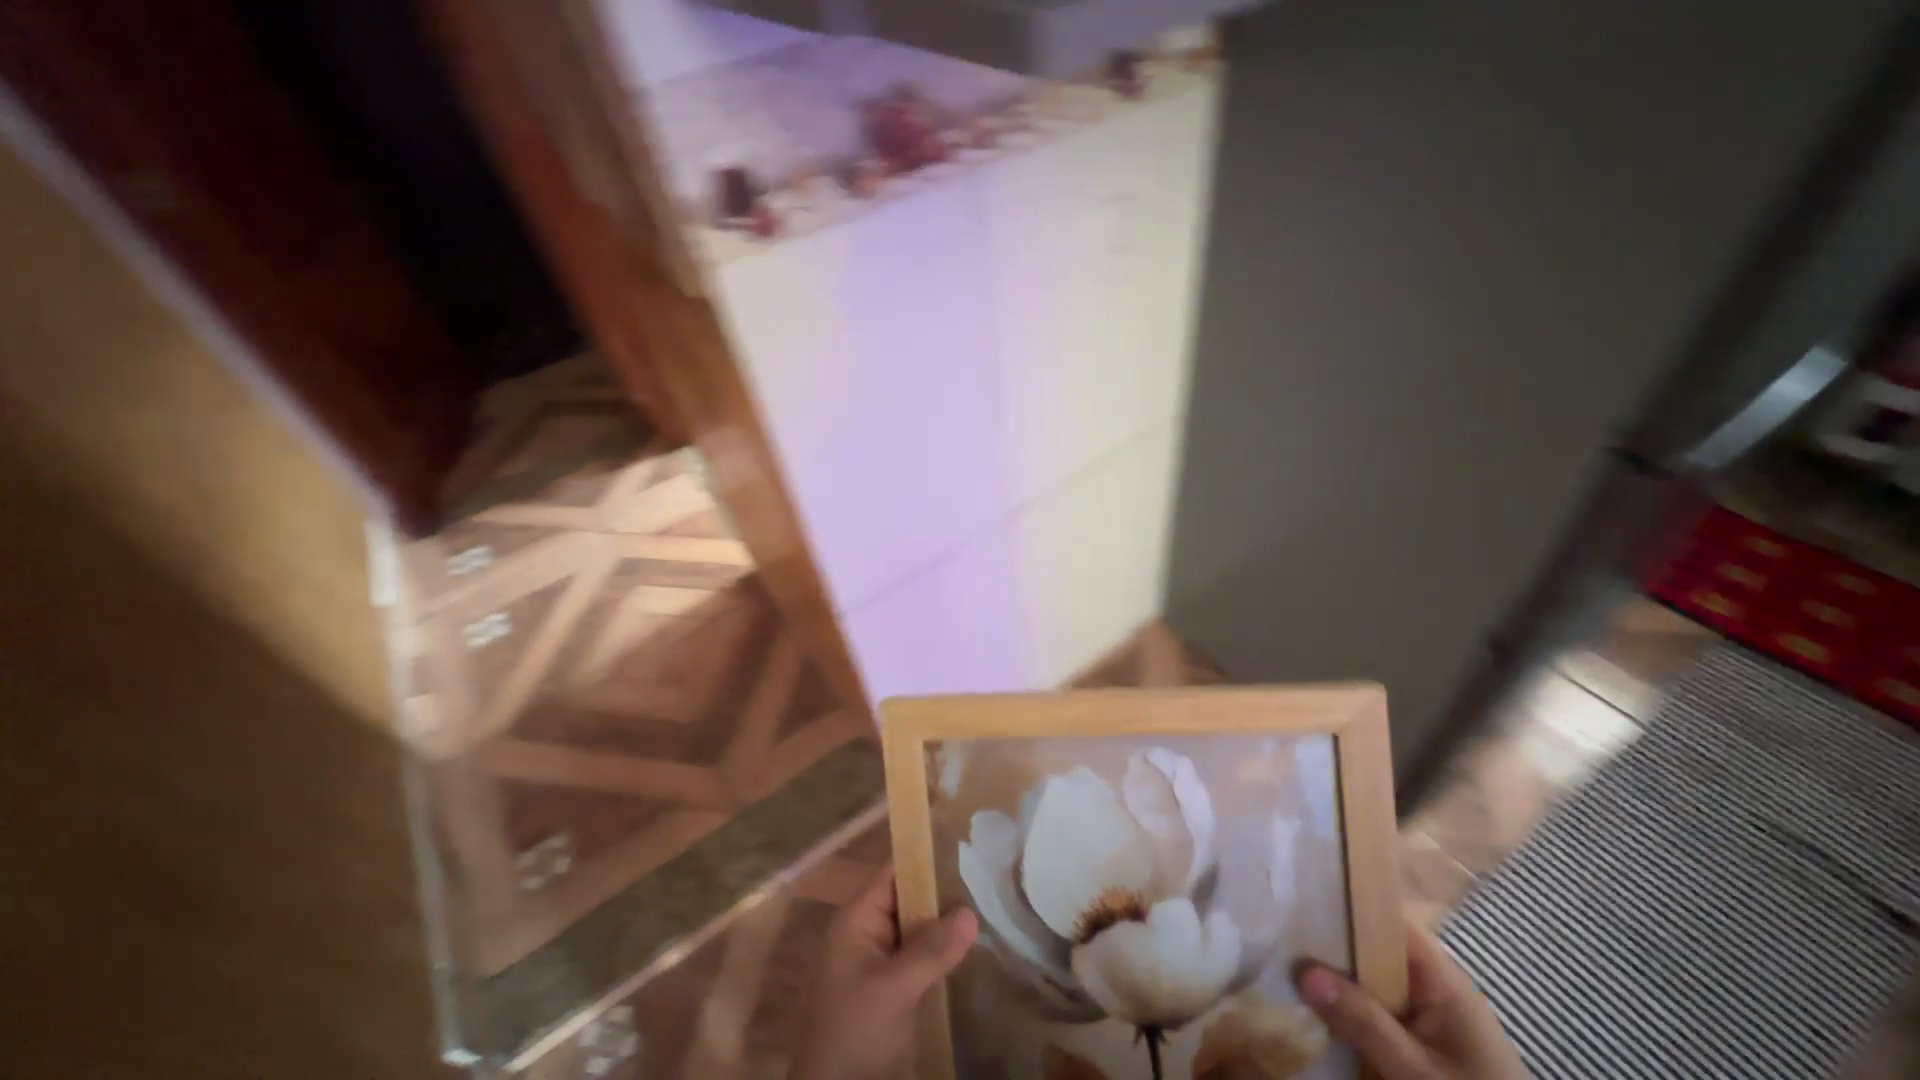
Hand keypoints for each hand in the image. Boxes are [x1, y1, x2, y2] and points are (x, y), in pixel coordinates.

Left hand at [790, 863, 978, 1079]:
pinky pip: (919, 956)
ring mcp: (878, 960)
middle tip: (990, 884)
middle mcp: (866, 931)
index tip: (968, 852)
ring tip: (990, 909)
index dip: (926, 859)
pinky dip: (941, 952)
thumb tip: (971, 912)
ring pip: (917, 928)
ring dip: (945, 925)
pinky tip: (972, 950)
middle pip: (909, 898)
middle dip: (943, 894)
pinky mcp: (891, 985)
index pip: (893, 872)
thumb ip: (931, 950)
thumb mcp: (893, 989)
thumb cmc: (854, 1030)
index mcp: (856, 919)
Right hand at [1294, 924, 1525, 1079]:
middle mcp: (1435, 994)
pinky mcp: (1419, 1052)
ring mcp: (1427, 1025)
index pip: (1389, 926)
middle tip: (1275, 947)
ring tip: (1279, 978)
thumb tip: (1303, 969)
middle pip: (1373, 957)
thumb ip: (1364, 1023)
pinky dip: (1346, 1020)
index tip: (1295, 908)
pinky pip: (1375, 1022)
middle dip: (1328, 954)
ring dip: (1332, 990)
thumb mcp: (1416, 1073)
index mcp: (1444, 983)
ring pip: (1369, 991)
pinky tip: (1309, 1022)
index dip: (1345, 911)